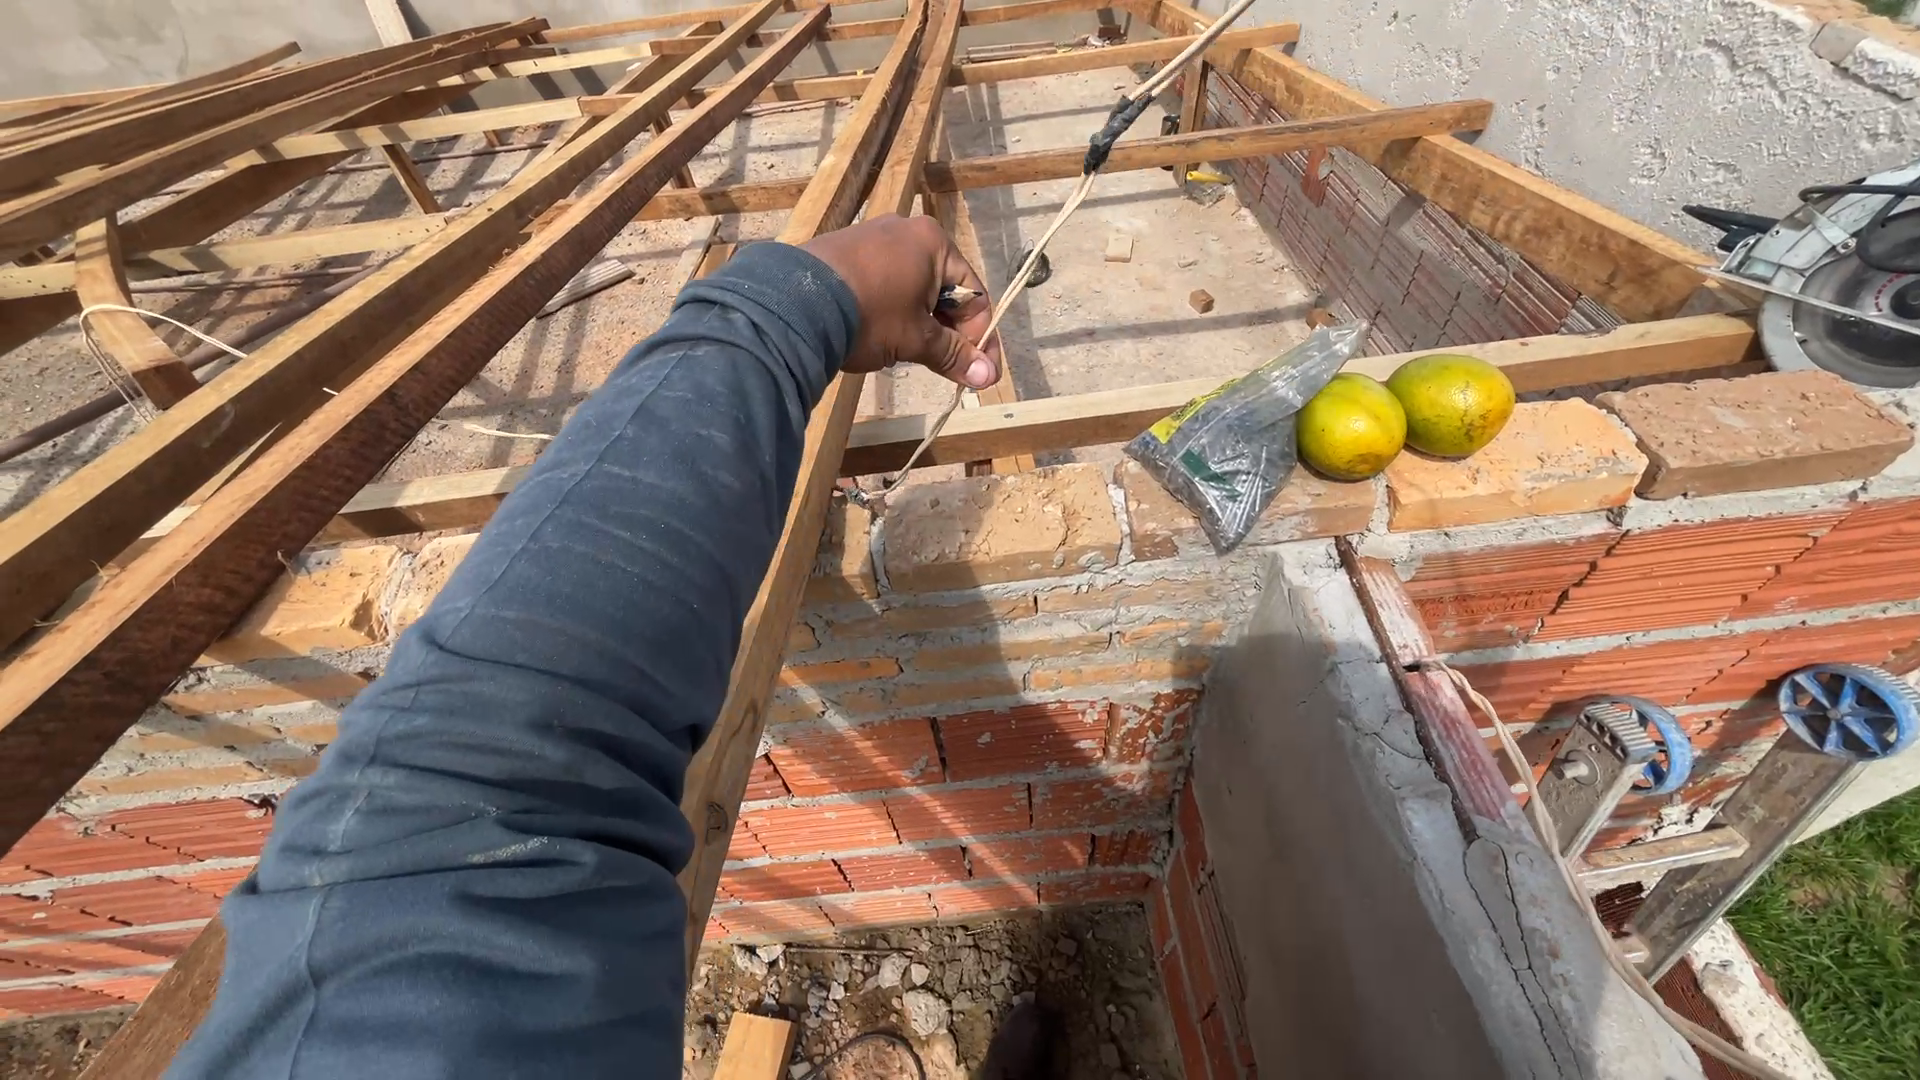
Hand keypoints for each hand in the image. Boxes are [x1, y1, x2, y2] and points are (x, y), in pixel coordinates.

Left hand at [801, 214, 1001, 388]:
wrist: (794, 304)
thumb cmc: (869, 315)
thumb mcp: (916, 339)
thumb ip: (953, 355)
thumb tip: (987, 378)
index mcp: (933, 242)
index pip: (974, 295)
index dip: (980, 339)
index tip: (980, 374)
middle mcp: (907, 231)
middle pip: (945, 291)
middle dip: (950, 334)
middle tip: (949, 370)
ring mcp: (873, 238)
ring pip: (915, 290)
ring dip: (923, 326)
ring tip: (914, 357)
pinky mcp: (847, 253)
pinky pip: (887, 285)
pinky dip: (895, 313)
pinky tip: (885, 338)